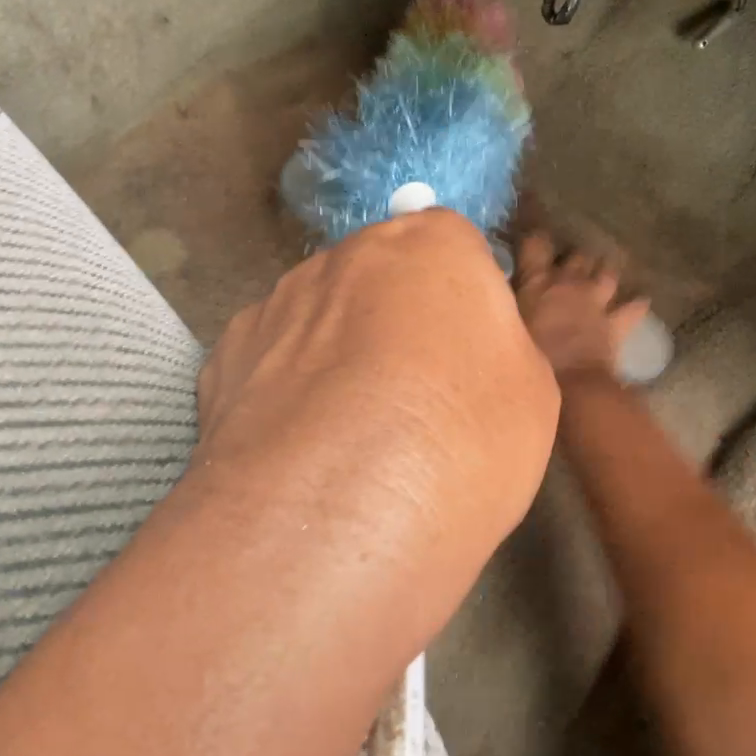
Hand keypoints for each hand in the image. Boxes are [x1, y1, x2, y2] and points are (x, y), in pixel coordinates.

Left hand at [197, 210, 559, 541]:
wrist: (334, 511)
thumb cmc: (461, 439)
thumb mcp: (530, 393)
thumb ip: (496, 341)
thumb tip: (465, 342)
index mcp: (430, 245)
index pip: (451, 244)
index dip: (459, 299)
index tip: (464, 353)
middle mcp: (347, 255)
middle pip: (378, 274)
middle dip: (392, 317)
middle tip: (411, 393)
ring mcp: (278, 300)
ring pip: (319, 315)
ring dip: (334, 351)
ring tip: (348, 433)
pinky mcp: (225, 353)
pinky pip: (270, 359)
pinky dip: (284, 389)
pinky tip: (299, 445)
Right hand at [515, 234, 649, 378]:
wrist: (571, 385)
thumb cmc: (530, 356)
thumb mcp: (508, 324)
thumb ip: (508, 301)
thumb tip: (500, 287)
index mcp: (538, 281)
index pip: (536, 243)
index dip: (535, 235)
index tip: (531, 232)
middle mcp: (569, 282)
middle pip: (576, 254)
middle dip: (572, 255)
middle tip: (566, 261)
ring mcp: (596, 300)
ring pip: (607, 272)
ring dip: (604, 271)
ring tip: (601, 271)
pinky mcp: (616, 322)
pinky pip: (634, 307)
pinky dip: (636, 303)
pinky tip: (638, 300)